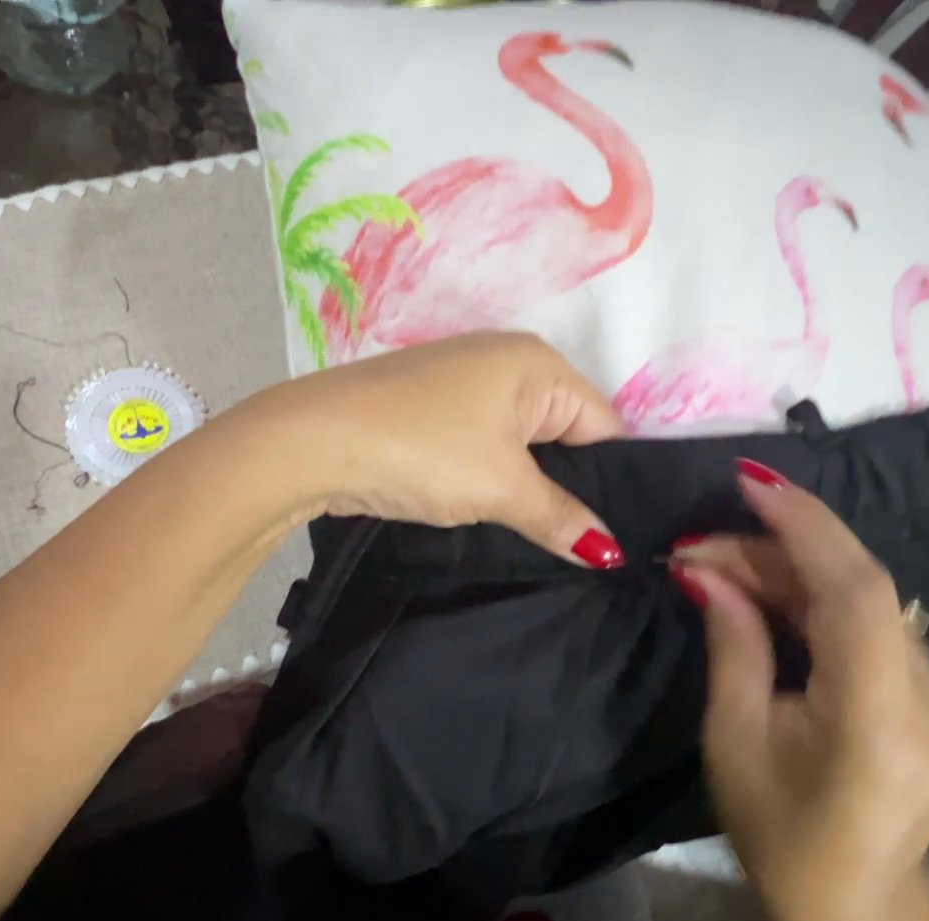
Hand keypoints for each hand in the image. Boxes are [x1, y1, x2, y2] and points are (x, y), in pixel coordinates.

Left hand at [251, 331, 627, 566]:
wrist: (313, 441)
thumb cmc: (422, 451)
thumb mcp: (500, 488)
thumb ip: (560, 518)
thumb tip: (610, 552)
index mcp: (537, 363)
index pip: (603, 425)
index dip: (612, 482)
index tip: (615, 536)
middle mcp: (504, 360)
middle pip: (562, 431)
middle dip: (569, 486)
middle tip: (581, 545)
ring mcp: (460, 382)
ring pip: (518, 442)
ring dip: (526, 486)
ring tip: (539, 536)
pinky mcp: (426, 407)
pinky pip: (480, 443)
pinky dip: (489, 476)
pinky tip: (488, 511)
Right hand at [670, 468, 928, 920]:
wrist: (855, 906)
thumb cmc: (779, 834)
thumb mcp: (734, 739)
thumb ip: (731, 646)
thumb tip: (704, 572)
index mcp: (877, 715)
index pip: (857, 592)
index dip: (806, 528)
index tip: (748, 485)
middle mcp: (928, 695)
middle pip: (858, 587)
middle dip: (777, 548)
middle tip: (699, 546)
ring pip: (866, 600)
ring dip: (791, 570)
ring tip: (719, 564)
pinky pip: (871, 626)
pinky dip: (814, 599)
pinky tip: (766, 594)